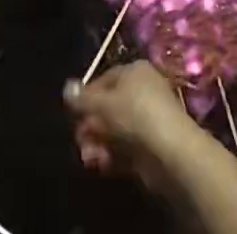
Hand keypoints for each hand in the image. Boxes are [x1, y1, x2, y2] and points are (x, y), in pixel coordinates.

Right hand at [65, 62, 203, 187]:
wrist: (169, 149)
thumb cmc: (135, 114)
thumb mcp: (104, 103)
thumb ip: (83, 98)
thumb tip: (67, 87)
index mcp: (135, 71)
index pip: (105, 79)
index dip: (87, 96)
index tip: (72, 114)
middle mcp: (142, 91)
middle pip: (107, 107)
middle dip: (90, 126)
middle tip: (80, 141)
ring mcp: (146, 119)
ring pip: (113, 130)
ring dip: (97, 144)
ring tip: (90, 158)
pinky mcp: (147, 144)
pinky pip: (123, 147)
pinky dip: (110, 155)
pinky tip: (102, 165)